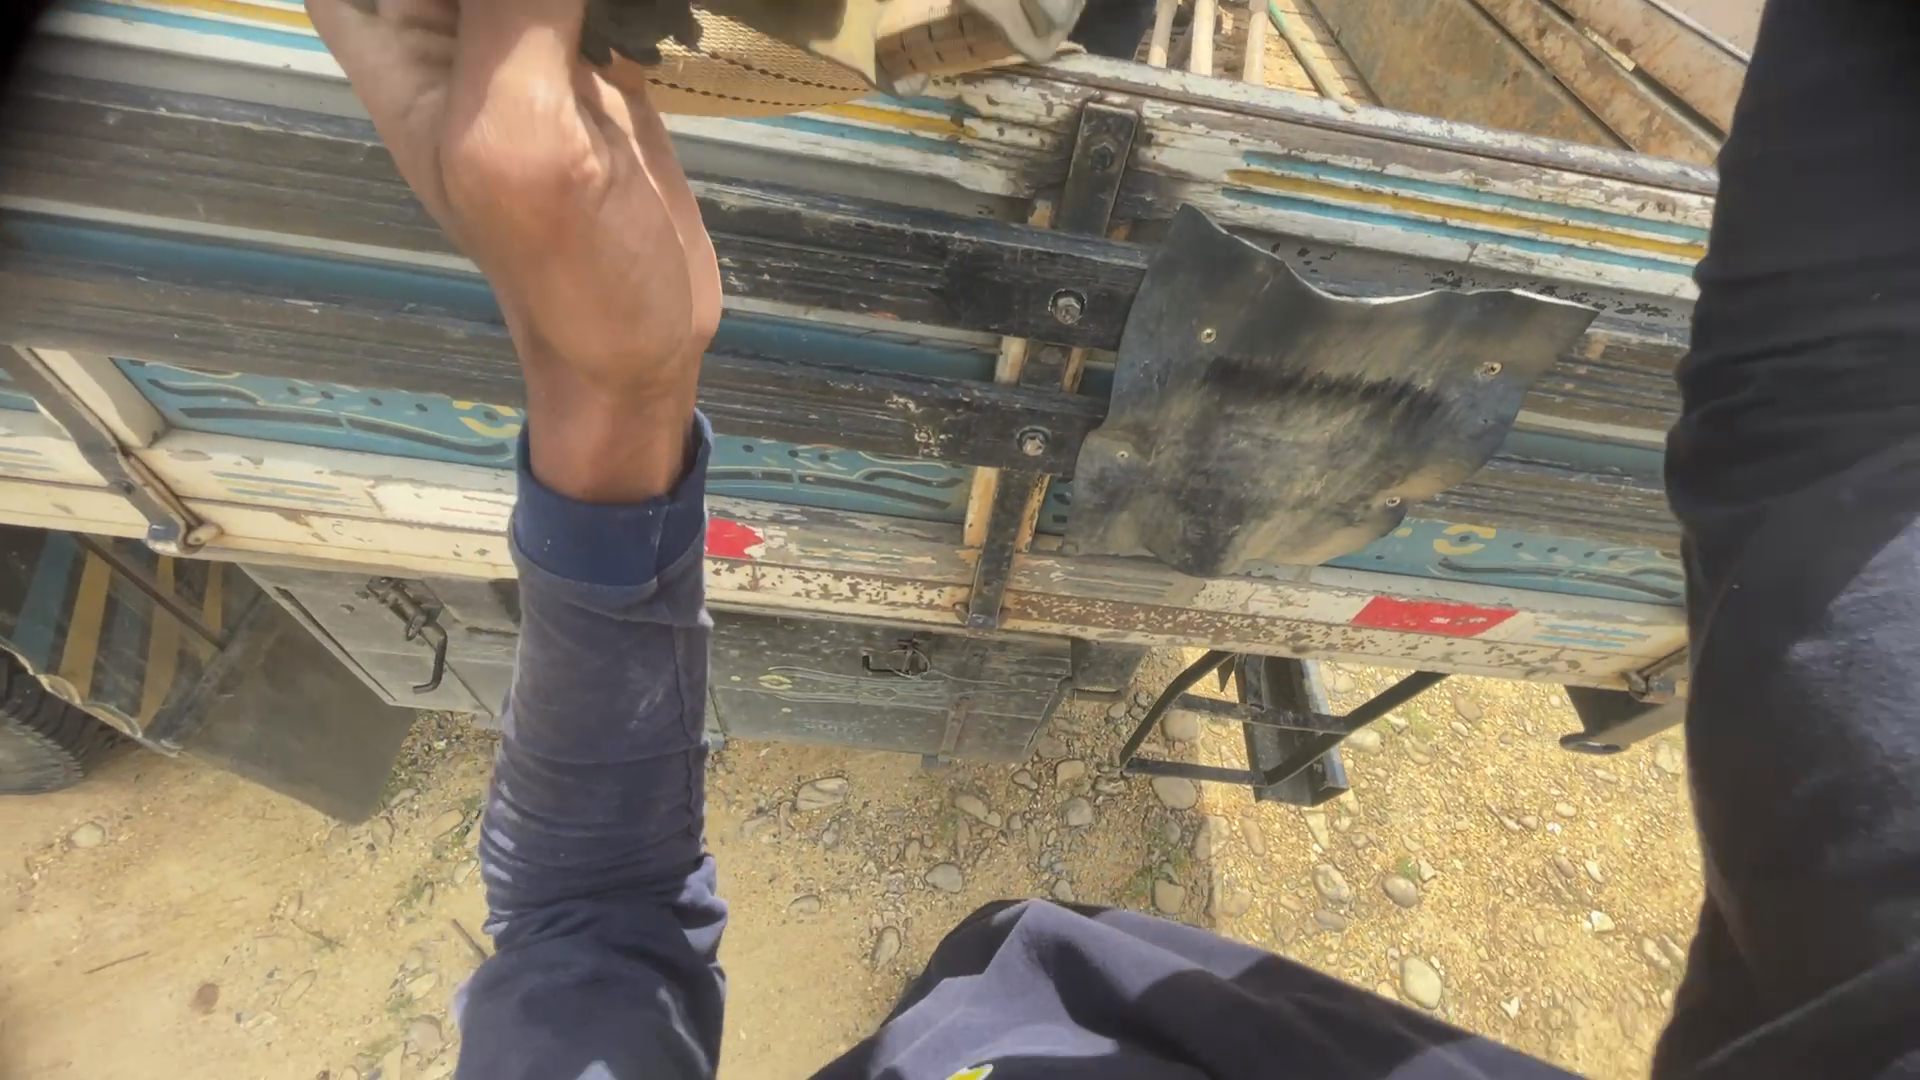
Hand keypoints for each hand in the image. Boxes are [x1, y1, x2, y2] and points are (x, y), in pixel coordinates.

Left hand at [308, 0, 721, 500]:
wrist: (646, 342)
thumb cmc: (572, 271)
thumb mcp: (521, 137)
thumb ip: (515, 16)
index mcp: (400, 41)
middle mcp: (462, 34)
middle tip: (583, 31)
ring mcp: (542, 52)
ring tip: (626, 27)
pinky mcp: (609, 76)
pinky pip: (617, 2)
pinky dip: (641, 5)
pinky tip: (660, 18)